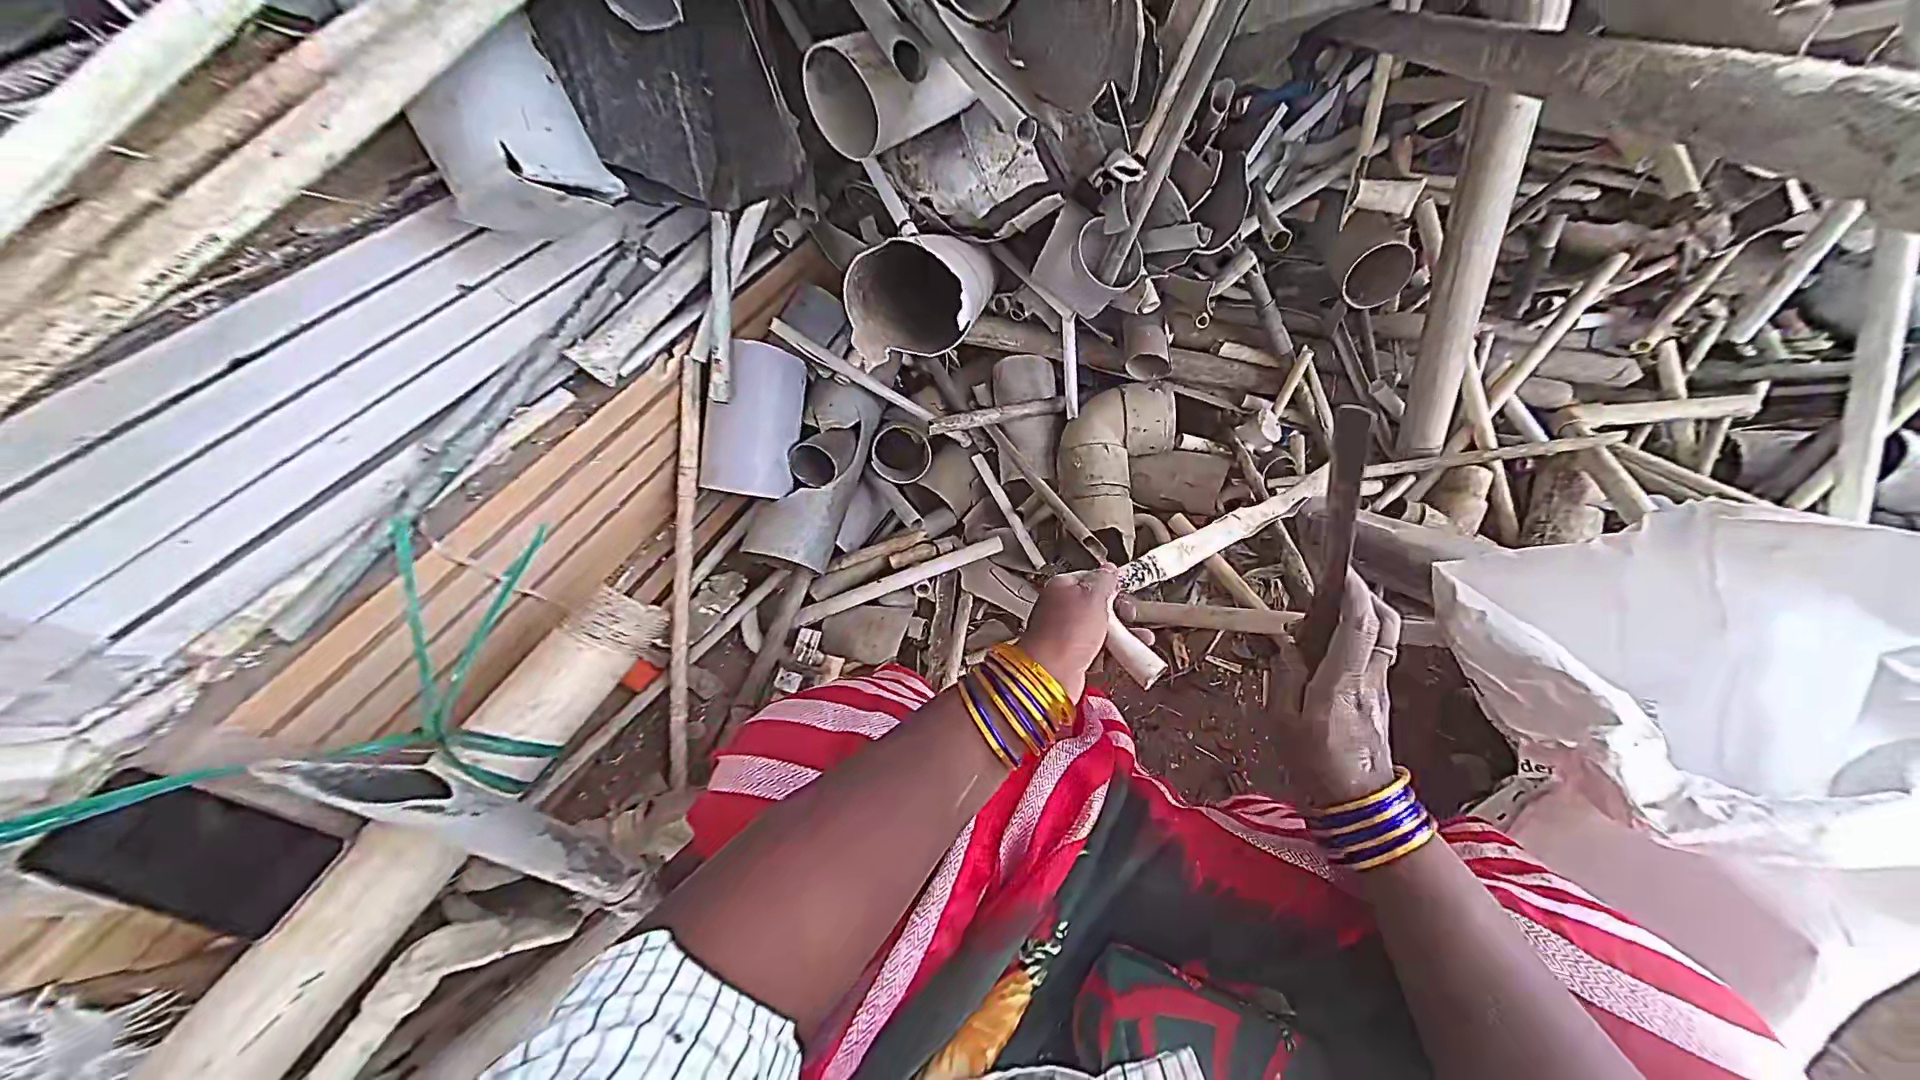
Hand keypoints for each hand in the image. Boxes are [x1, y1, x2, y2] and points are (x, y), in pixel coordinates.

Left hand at [1019, 566, 1139, 702]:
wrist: (1053, 673)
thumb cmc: (1065, 632)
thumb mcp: (1093, 596)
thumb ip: (1104, 580)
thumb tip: (1109, 570)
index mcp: (1062, 587)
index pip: (1091, 578)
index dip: (1111, 585)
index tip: (1125, 591)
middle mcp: (1062, 610)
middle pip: (1099, 606)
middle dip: (1121, 612)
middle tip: (1129, 616)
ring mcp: (1068, 636)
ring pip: (1102, 631)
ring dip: (1123, 635)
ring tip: (1139, 638)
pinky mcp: (1074, 658)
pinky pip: (1100, 652)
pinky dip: (1115, 654)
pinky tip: (1127, 654)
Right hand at [1270, 569, 1401, 808]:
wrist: (1358, 802)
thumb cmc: (1314, 762)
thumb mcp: (1282, 719)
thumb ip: (1285, 677)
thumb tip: (1288, 645)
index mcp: (1343, 683)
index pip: (1359, 626)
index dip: (1354, 593)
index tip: (1341, 572)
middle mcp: (1370, 679)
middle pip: (1386, 624)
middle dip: (1369, 595)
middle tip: (1342, 585)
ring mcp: (1382, 687)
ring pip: (1386, 637)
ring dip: (1367, 614)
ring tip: (1334, 610)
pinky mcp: (1382, 696)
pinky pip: (1377, 653)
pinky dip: (1361, 635)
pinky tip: (1334, 641)